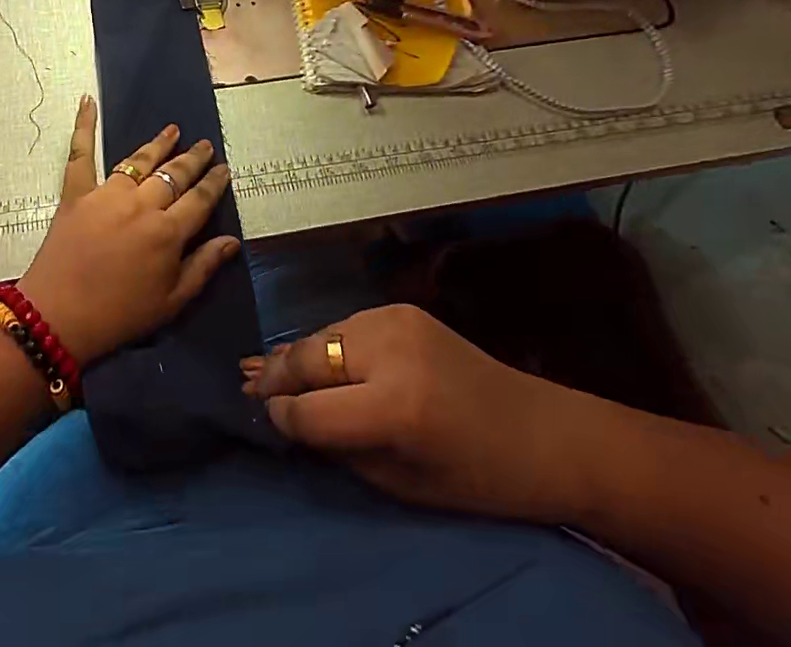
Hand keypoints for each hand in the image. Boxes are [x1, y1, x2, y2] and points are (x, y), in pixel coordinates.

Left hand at [12, 95, 238, 364]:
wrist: (57, 319)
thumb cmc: (119, 315)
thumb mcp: (172, 301)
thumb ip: (203, 266)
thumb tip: (232, 239)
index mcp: (168, 232)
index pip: (200, 199)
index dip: (215, 183)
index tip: (224, 168)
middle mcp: (142, 205)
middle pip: (174, 174)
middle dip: (193, 159)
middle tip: (206, 145)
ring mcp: (107, 195)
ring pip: (139, 160)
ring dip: (159, 144)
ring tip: (173, 130)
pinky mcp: (76, 195)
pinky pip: (80, 155)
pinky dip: (83, 127)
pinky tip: (87, 102)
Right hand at [243, 305, 631, 523]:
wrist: (543, 432)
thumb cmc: (475, 477)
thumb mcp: (398, 482)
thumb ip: (335, 446)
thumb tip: (285, 418)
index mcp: (394, 406)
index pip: (308, 410)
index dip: (281, 418)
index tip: (264, 421)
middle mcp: (389, 349)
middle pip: (306, 357)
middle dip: (276, 376)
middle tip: (247, 386)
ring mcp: (396, 319)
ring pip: (321, 334)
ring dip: (299, 356)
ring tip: (273, 372)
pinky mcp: (403, 308)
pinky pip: (346, 326)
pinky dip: (328, 344)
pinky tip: (318, 359)